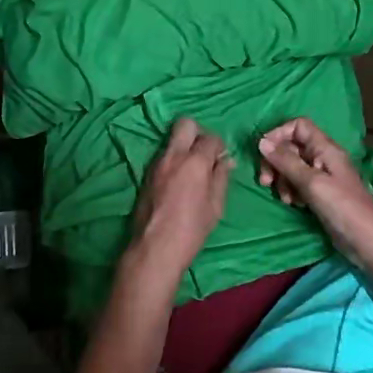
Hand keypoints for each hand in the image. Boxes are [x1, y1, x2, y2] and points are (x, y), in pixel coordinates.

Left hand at [130, 118, 230, 281]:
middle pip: (185, 124)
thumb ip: (221, 178)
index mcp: (195, 161)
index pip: (211, 138)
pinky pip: (163, 155)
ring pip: (172, 139)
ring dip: (184, 146)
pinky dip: (174, 159)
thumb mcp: (215, 206)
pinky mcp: (146, 174)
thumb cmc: (191, 229)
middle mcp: (174, 155)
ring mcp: (157, 163)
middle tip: (205, 153)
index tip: (222, 159)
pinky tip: (179, 179)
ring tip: (192, 169)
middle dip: (198, 132)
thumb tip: (226, 161)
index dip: (219, 146)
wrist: (154, 248)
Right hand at [258, 118, 372, 270]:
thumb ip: (287, 162)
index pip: (299, 126)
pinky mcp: (321, 194)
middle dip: (276, 162)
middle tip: (265, 182)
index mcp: (326, 148)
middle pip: (292, 147)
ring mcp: (323, 176)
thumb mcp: (312, 183)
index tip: (264, 153)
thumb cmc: (344, 208)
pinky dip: (292, 191)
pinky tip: (294, 204)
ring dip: (283, 180)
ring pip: (293, 167)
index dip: (279, 134)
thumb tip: (261, 141)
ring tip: (286, 199)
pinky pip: (299, 184)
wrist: (369, 243)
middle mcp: (323, 157)